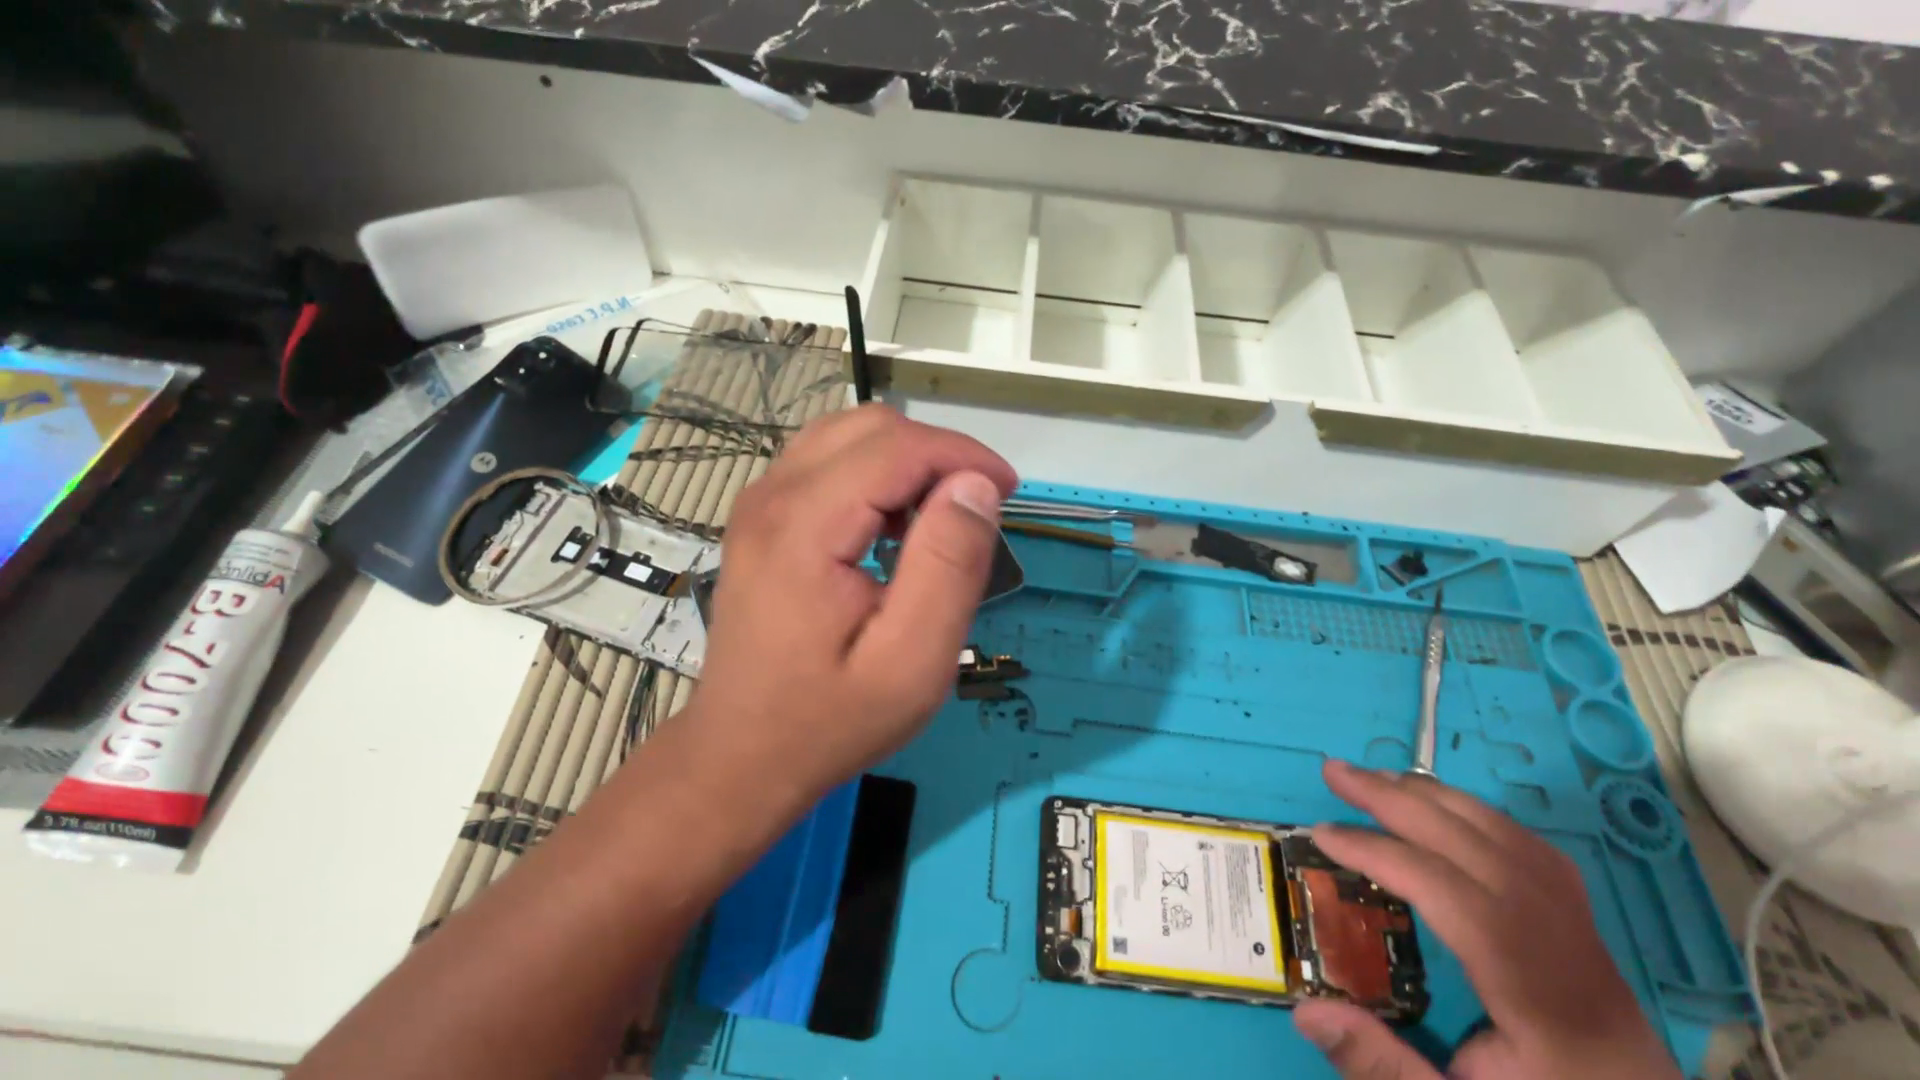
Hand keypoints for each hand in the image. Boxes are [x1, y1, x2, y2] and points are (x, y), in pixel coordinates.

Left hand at [688, 405, 1016, 798]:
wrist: (743, 755)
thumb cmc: (830, 719)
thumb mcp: (912, 661)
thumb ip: (948, 567)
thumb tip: (975, 486)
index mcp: (804, 527)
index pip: (897, 447)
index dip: (962, 455)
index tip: (1006, 494)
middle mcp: (771, 497)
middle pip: (870, 427)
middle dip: (935, 454)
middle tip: (973, 514)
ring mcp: (758, 504)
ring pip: (846, 435)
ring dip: (904, 462)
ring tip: (933, 522)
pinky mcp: (759, 519)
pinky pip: (824, 462)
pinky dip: (871, 475)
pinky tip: (888, 530)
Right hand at [1295, 760, 1679, 1079]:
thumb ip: (1384, 1067)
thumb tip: (1306, 1010)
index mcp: (1540, 997)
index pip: (1456, 898)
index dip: (1385, 856)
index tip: (1323, 834)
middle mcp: (1569, 948)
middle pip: (1482, 849)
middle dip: (1403, 802)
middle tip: (1335, 772)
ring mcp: (1585, 934)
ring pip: (1513, 840)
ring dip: (1439, 799)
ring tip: (1378, 780)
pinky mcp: (1587, 932)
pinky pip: (1534, 852)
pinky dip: (1480, 817)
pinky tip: (1447, 815)